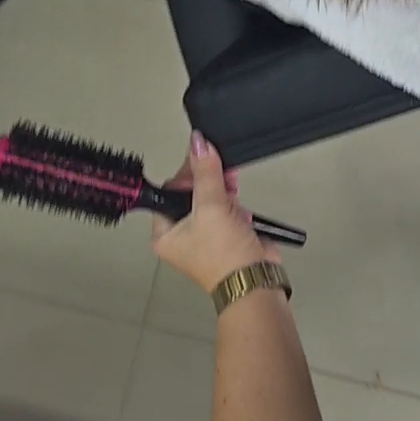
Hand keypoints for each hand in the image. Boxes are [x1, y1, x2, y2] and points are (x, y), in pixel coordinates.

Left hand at [151, 132, 278, 292]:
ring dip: (225, 191)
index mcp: (165, 232)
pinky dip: (235, 202)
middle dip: (210, 181)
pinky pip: (227, 206)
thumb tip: (198, 144)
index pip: (168, 190)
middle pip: (191, 191)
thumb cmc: (224, 257)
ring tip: (233, 193)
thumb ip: (206, 173)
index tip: (201, 156)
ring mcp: (205, 232)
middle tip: (220, 173)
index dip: (186, 173)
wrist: (254, 276)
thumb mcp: (211, 207)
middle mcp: (182, 233)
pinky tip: (241, 206)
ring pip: (212, 197)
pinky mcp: (226, 231)